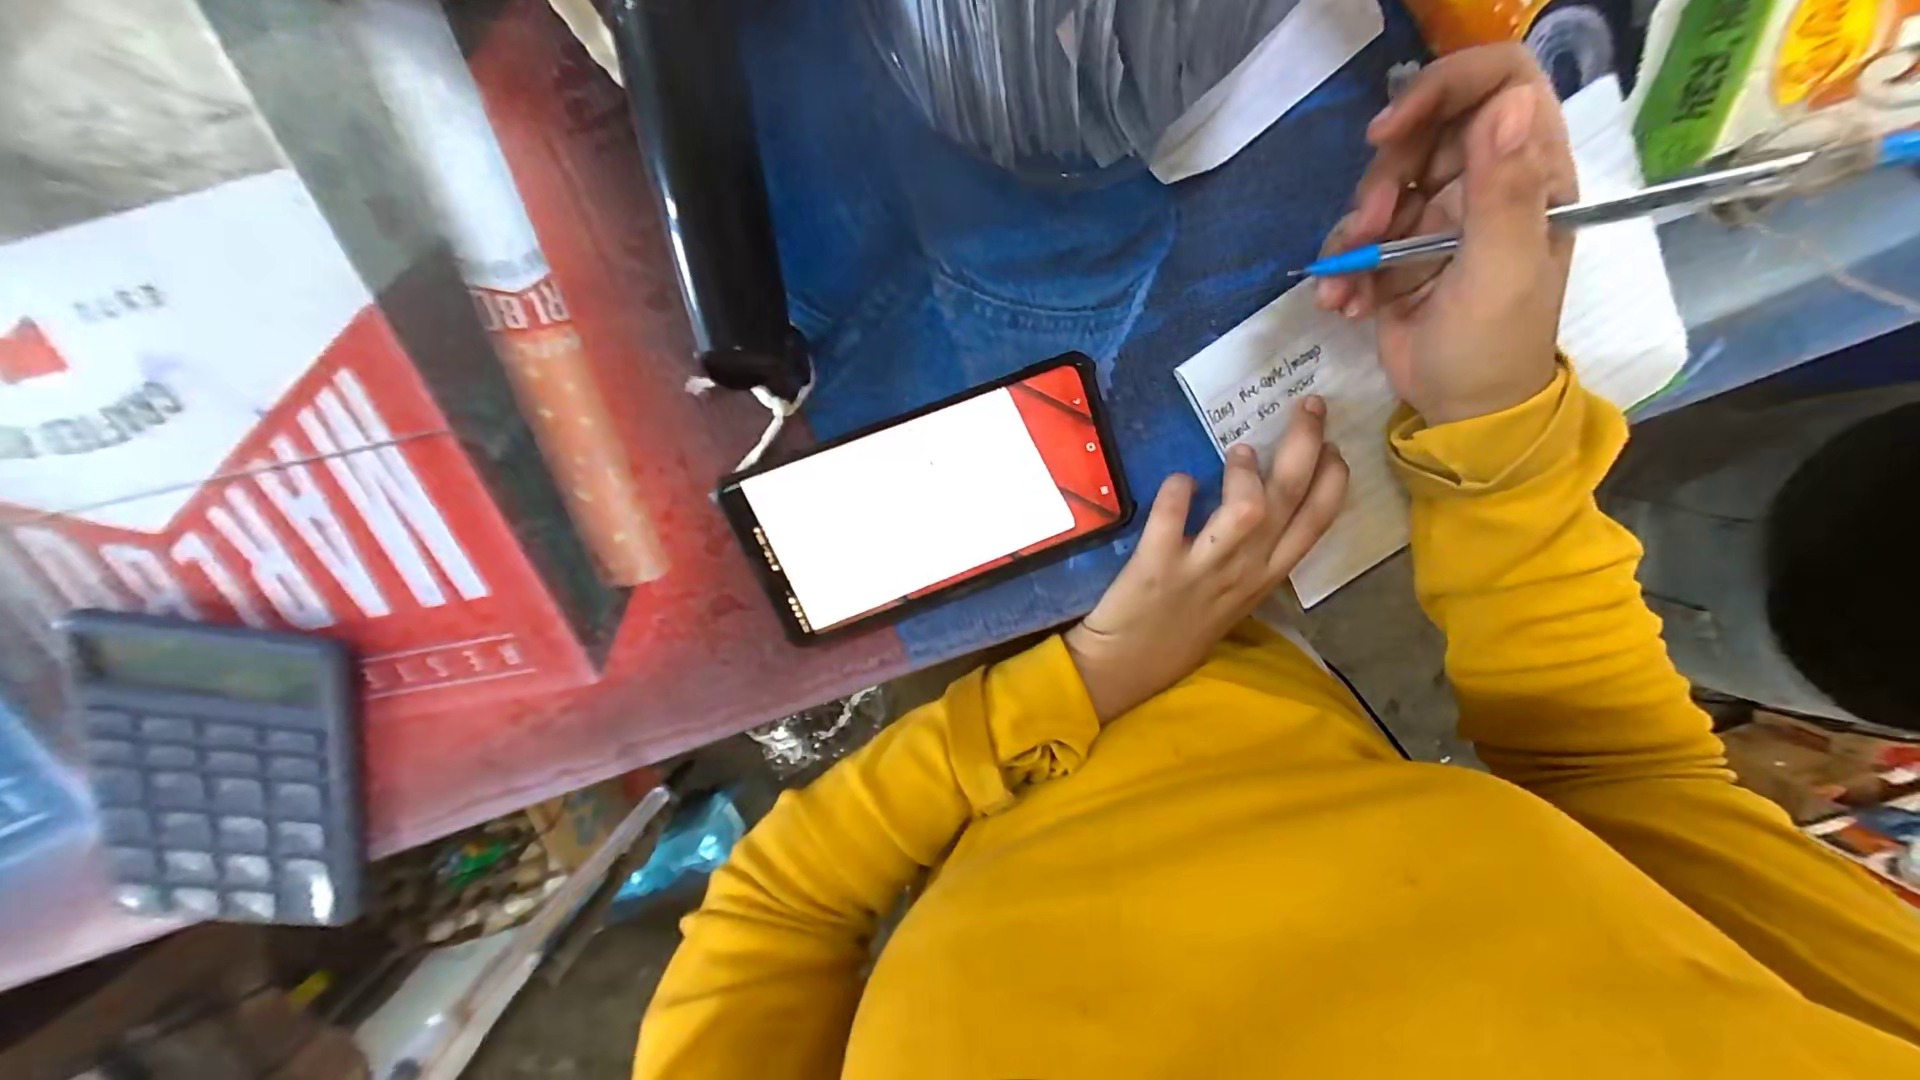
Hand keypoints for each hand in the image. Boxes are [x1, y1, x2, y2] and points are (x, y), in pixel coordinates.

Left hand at [1064, 398, 1347, 723]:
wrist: (1129, 669)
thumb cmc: (1182, 628)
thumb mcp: (1234, 598)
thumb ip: (1251, 555)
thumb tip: (1261, 500)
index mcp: (1265, 577)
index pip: (1317, 523)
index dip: (1334, 480)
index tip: (1335, 445)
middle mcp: (1243, 572)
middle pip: (1290, 502)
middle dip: (1306, 448)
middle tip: (1309, 405)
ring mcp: (1201, 571)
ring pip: (1246, 512)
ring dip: (1247, 475)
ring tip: (1239, 451)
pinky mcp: (1156, 569)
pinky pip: (1172, 520)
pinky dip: (1177, 493)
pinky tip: (1179, 481)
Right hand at [1314, 45, 1577, 424]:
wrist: (1460, 406)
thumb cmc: (1493, 343)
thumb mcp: (1501, 269)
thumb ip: (1504, 191)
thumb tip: (1506, 103)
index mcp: (1524, 173)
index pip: (1495, 86)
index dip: (1440, 91)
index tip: (1386, 133)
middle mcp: (1476, 187)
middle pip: (1418, 141)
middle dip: (1378, 187)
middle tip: (1364, 233)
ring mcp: (1430, 225)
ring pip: (1375, 197)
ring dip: (1349, 241)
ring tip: (1346, 290)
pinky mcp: (1392, 260)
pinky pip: (1353, 247)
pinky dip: (1340, 275)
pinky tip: (1345, 306)